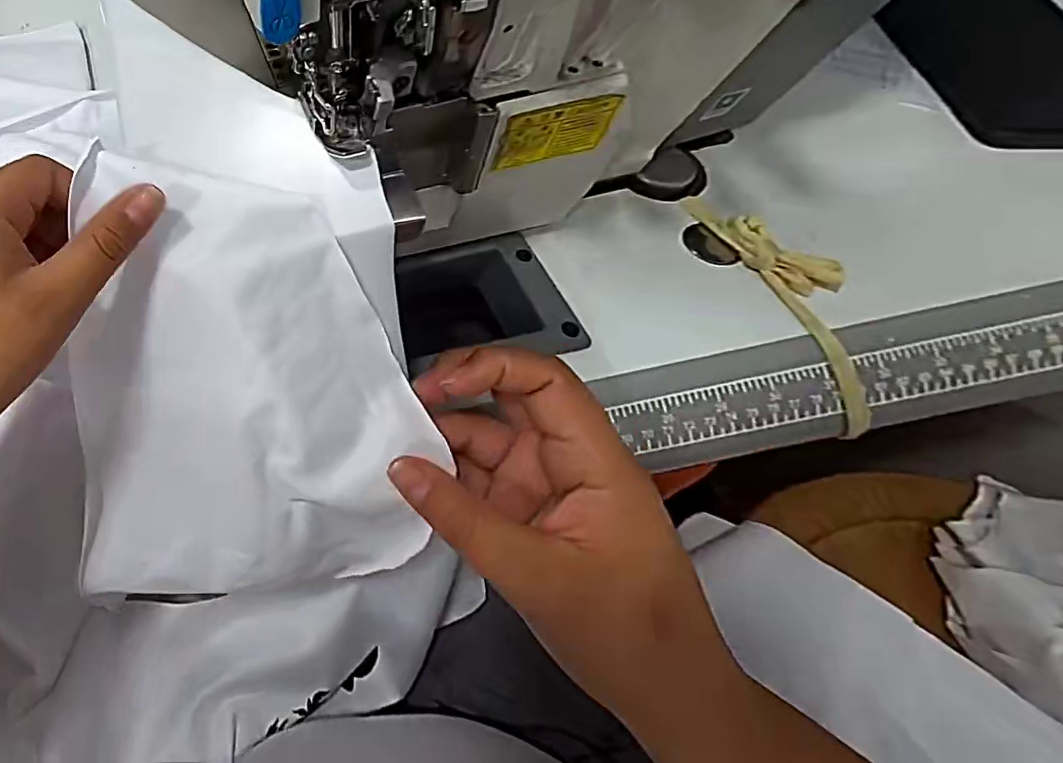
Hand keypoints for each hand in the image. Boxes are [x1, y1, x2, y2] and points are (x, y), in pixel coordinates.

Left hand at [0, 154, 164, 470]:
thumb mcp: (56, 297)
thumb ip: (106, 241)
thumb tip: (149, 192)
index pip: (40, 171)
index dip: (81, 197)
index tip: (99, 246)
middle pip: (18, 199)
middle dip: (61, 230)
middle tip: (78, 282)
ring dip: (36, 255)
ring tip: (49, 308)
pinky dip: (7, 275)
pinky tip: (13, 322)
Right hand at [386, 347, 741, 729]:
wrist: (666, 695)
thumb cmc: (633, 636)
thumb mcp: (537, 576)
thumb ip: (461, 518)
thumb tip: (401, 468)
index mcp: (593, 460)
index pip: (545, 381)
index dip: (489, 366)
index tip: (439, 385)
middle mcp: (565, 458)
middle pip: (507, 395)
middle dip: (453, 390)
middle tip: (403, 405)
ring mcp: (539, 481)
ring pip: (481, 434)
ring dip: (438, 436)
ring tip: (396, 448)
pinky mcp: (519, 506)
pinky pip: (472, 472)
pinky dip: (439, 472)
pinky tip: (412, 478)